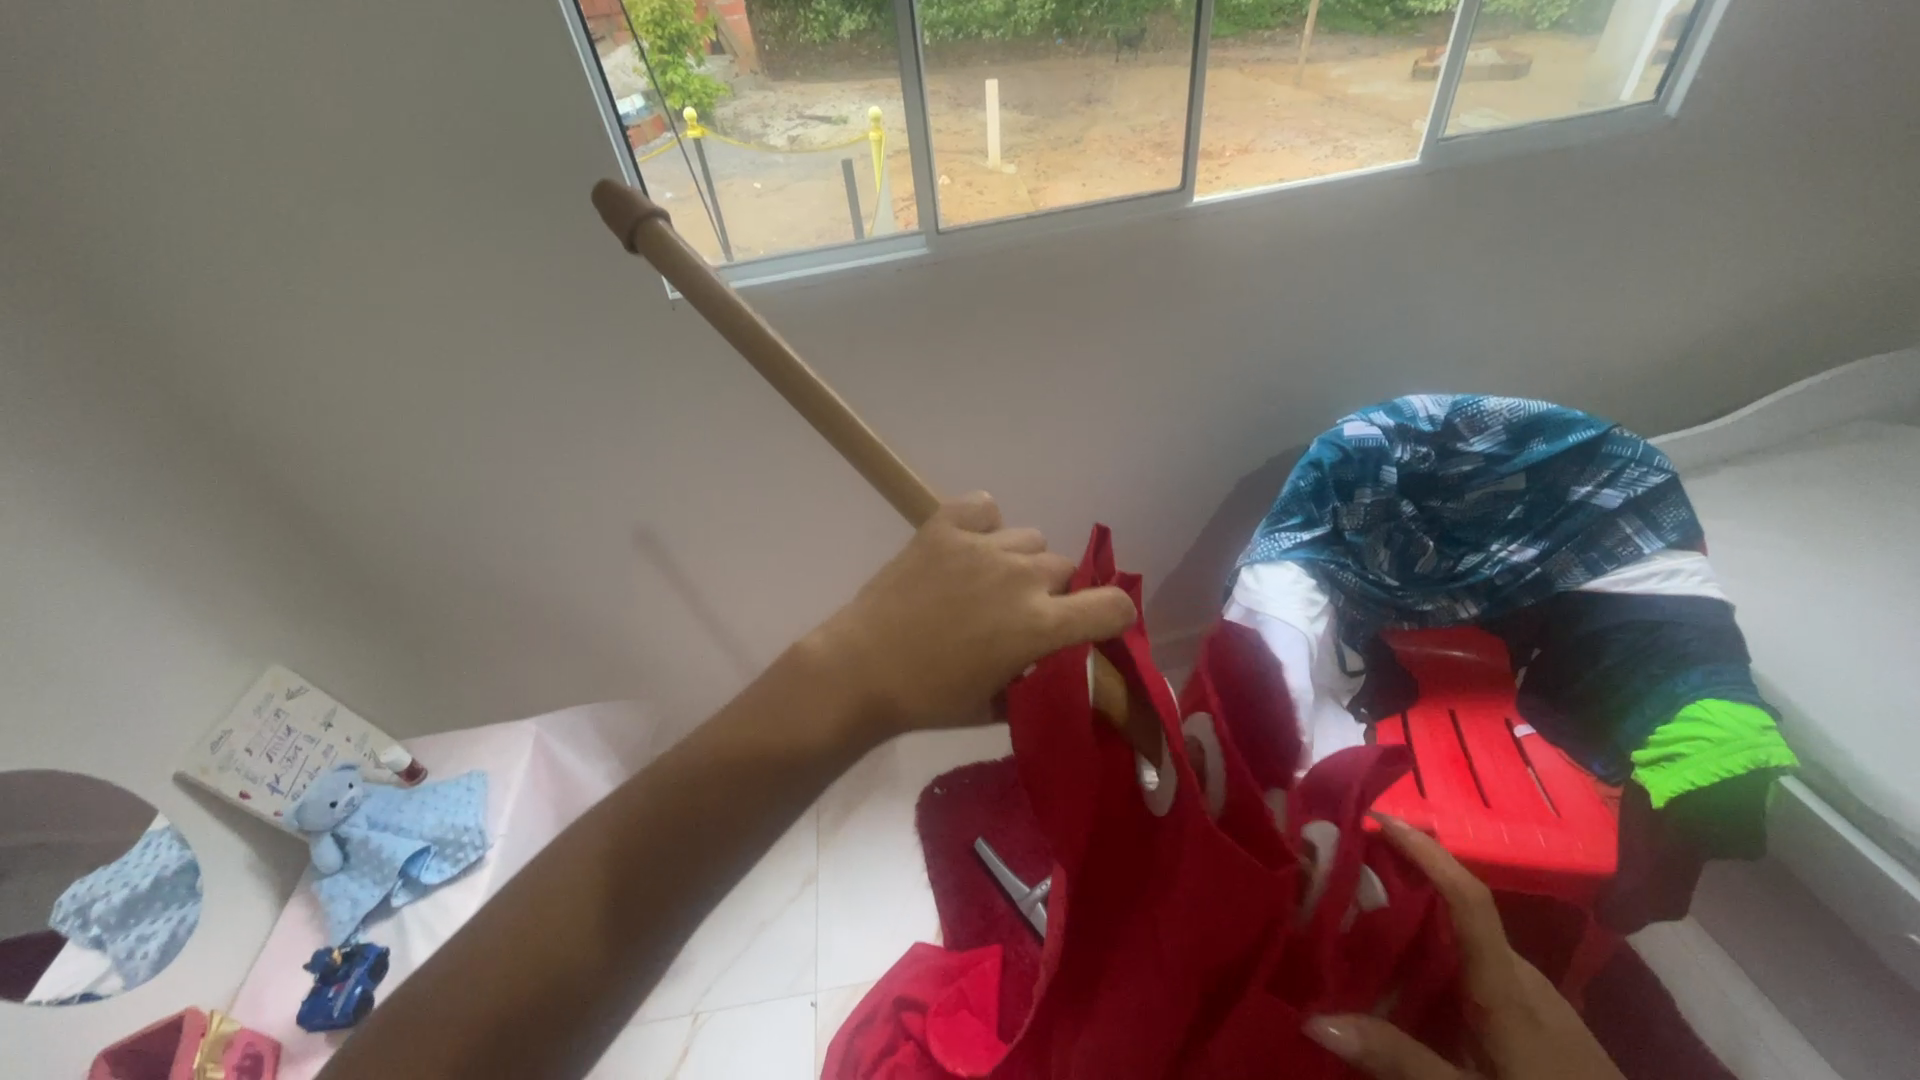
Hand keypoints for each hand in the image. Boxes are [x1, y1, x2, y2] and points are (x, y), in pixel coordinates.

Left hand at [804, 492, 1135, 737]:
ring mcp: (983, 547)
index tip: (1097, 625)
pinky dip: (984, 523)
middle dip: (1053, 593)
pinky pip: (985, 507)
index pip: (1114, 605)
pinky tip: (968, 546)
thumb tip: (1051, 660)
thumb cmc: (929, 698)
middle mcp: (1022, 577)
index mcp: (1041, 625)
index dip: (1115, 615)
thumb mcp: (997, 704)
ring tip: (986, 582)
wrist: (860, 670)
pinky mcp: (945, 528)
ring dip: (1019, 561)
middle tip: (1018, 615)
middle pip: (1066, 569)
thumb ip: (1036, 675)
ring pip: (1030, 540)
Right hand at [1302, 817, 1625, 1079]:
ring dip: (1416, 920)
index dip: (1427, 853)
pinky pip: (1476, 967)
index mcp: (1505, 987)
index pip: (1468, 899)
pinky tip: (1406, 977)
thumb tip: (1312, 1017)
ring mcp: (1535, 998)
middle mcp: (1521, 978)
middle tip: (1340, 872)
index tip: (1380, 818)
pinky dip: (1434, 954)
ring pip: (1465, 940)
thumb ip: (1398, 1060)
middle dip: (1402, 882)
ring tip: (1358, 920)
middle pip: (1458, 911)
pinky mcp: (1538, 1020)